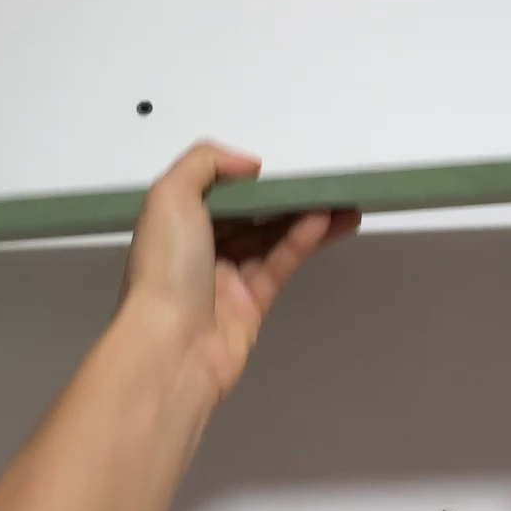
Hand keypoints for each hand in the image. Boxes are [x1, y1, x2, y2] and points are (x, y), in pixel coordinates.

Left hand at [119, 142, 359, 397]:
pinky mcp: (252, 305)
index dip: (247, 180)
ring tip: (344, 202)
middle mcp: (198, 249)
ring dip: (305, 218)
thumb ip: (205, 163)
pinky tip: (328, 222)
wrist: (169, 347)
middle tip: (324, 185)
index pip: (216, 193)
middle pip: (248, 215)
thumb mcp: (170, 195)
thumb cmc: (166, 266)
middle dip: (284, 199)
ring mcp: (226, 279)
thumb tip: (249, 166)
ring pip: (270, 239)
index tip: (277, 170)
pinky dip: (303, 241)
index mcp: (174, 222)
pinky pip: (280, 264)